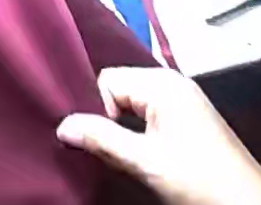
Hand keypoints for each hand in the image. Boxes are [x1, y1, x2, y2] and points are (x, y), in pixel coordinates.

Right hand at [56, 68, 260, 204]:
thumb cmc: (197, 180)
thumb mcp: (146, 163)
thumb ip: (103, 140)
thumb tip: (63, 126)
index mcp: (161, 81)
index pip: (109, 80)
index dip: (98, 109)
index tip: (101, 143)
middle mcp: (171, 79)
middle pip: (122, 87)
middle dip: (110, 116)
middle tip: (111, 152)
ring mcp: (183, 96)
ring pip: (136, 100)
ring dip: (125, 125)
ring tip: (126, 156)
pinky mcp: (190, 114)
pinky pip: (152, 109)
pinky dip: (141, 128)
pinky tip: (144, 153)